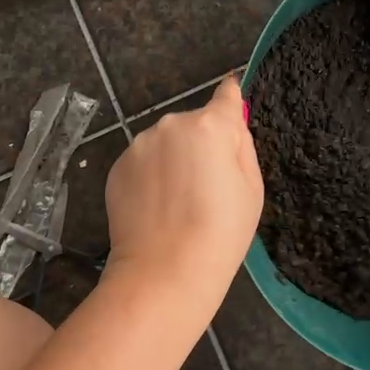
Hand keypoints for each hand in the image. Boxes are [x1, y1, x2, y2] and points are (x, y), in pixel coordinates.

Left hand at [104, 77, 262, 293]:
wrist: (163, 273)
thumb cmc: (221, 232)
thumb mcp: (252, 187)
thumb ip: (241, 145)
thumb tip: (230, 124)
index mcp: (210, 125)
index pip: (226, 95)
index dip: (231, 101)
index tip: (232, 109)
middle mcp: (171, 124)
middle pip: (196, 124)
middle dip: (202, 144)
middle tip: (209, 186)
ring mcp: (139, 144)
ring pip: (167, 142)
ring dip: (174, 159)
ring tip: (179, 202)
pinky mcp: (117, 167)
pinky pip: (144, 161)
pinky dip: (152, 176)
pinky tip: (157, 208)